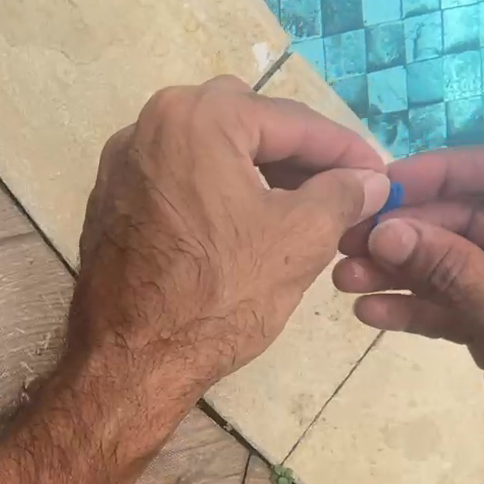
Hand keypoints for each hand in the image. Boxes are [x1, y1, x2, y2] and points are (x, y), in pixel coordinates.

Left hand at [68, 76, 390, 412]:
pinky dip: (212, 200)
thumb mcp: (299, 242)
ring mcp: (119, 171)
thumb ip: (342, 196)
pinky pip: (176, 189)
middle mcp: (146, 128)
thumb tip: (368, 181)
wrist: (131, 364)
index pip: (290, 122)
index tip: (376, 176)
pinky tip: (239, 233)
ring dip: (254, 179)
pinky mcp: (107, 210)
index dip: (344, 151)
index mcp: (195, 118)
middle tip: (336, 195)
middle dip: (295, 160)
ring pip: (206, 158)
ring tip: (294, 217)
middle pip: (244, 129)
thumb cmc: (217, 299)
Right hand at [333, 144, 483, 483]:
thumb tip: (385, 232)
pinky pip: (451, 305)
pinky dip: (413, 308)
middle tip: (345, 242)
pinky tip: (370, 312)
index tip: (380, 186)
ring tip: (342, 279)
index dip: (442, 173)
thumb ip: (453, 272)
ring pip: (453, 264)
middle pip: (470, 220)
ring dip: (400, 271)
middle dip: (408, 232)